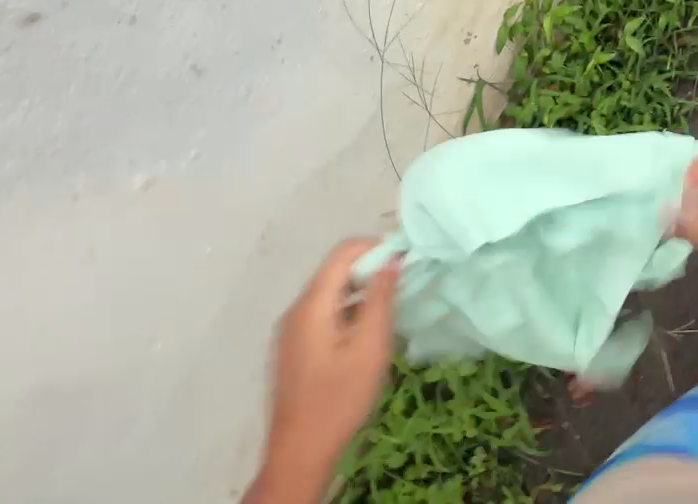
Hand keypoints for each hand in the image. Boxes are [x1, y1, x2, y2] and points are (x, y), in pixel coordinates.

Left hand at [246, 238, 398, 503]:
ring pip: (331, 289)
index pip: (343, 252)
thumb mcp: (370, 345)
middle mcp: (296, 310)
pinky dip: (350, 305)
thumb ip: (381, 297)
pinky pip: (325, 309)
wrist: (300, 451)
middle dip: (371, 266)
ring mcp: (291, 329)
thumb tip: (392, 259)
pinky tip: (368, 328)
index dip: (376, 246)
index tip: (406, 259)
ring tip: (392, 304)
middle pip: (335, 268)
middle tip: (404, 281)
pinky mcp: (295, 345)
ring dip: (362, 287)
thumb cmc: (340, 397)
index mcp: (312, 306)